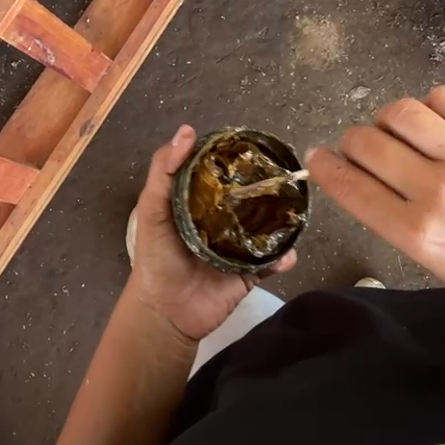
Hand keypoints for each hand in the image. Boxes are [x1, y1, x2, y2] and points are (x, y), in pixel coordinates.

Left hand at [128, 126, 295, 341]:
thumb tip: (187, 131)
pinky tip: (288, 251)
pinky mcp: (251, 272)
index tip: (254, 142)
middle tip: (283, 174)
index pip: (221, 171)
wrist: (166, 313)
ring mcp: (238, 245)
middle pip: (249, 196)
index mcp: (199, 200)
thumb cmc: (156, 256)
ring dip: (281, 220)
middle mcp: (222, 218)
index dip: (234, 156)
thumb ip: (164, 171)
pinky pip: (273, 261)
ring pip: (267, 226)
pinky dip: (284, 256)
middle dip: (266, 186)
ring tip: (293, 208)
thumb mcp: (151, 208)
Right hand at [306, 86, 444, 321]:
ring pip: (399, 112)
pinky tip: (435, 123)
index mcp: (417, 234)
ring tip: (400, 133)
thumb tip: (354, 170)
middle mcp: (438, 193)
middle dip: (354, 142)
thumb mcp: (432, 260)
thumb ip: (391, 214)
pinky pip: (443, 98)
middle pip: (366, 142)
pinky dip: (429, 105)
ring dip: (387, 119)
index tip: (317, 157)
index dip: (325, 166)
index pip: (350, 185)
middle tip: (364, 149)